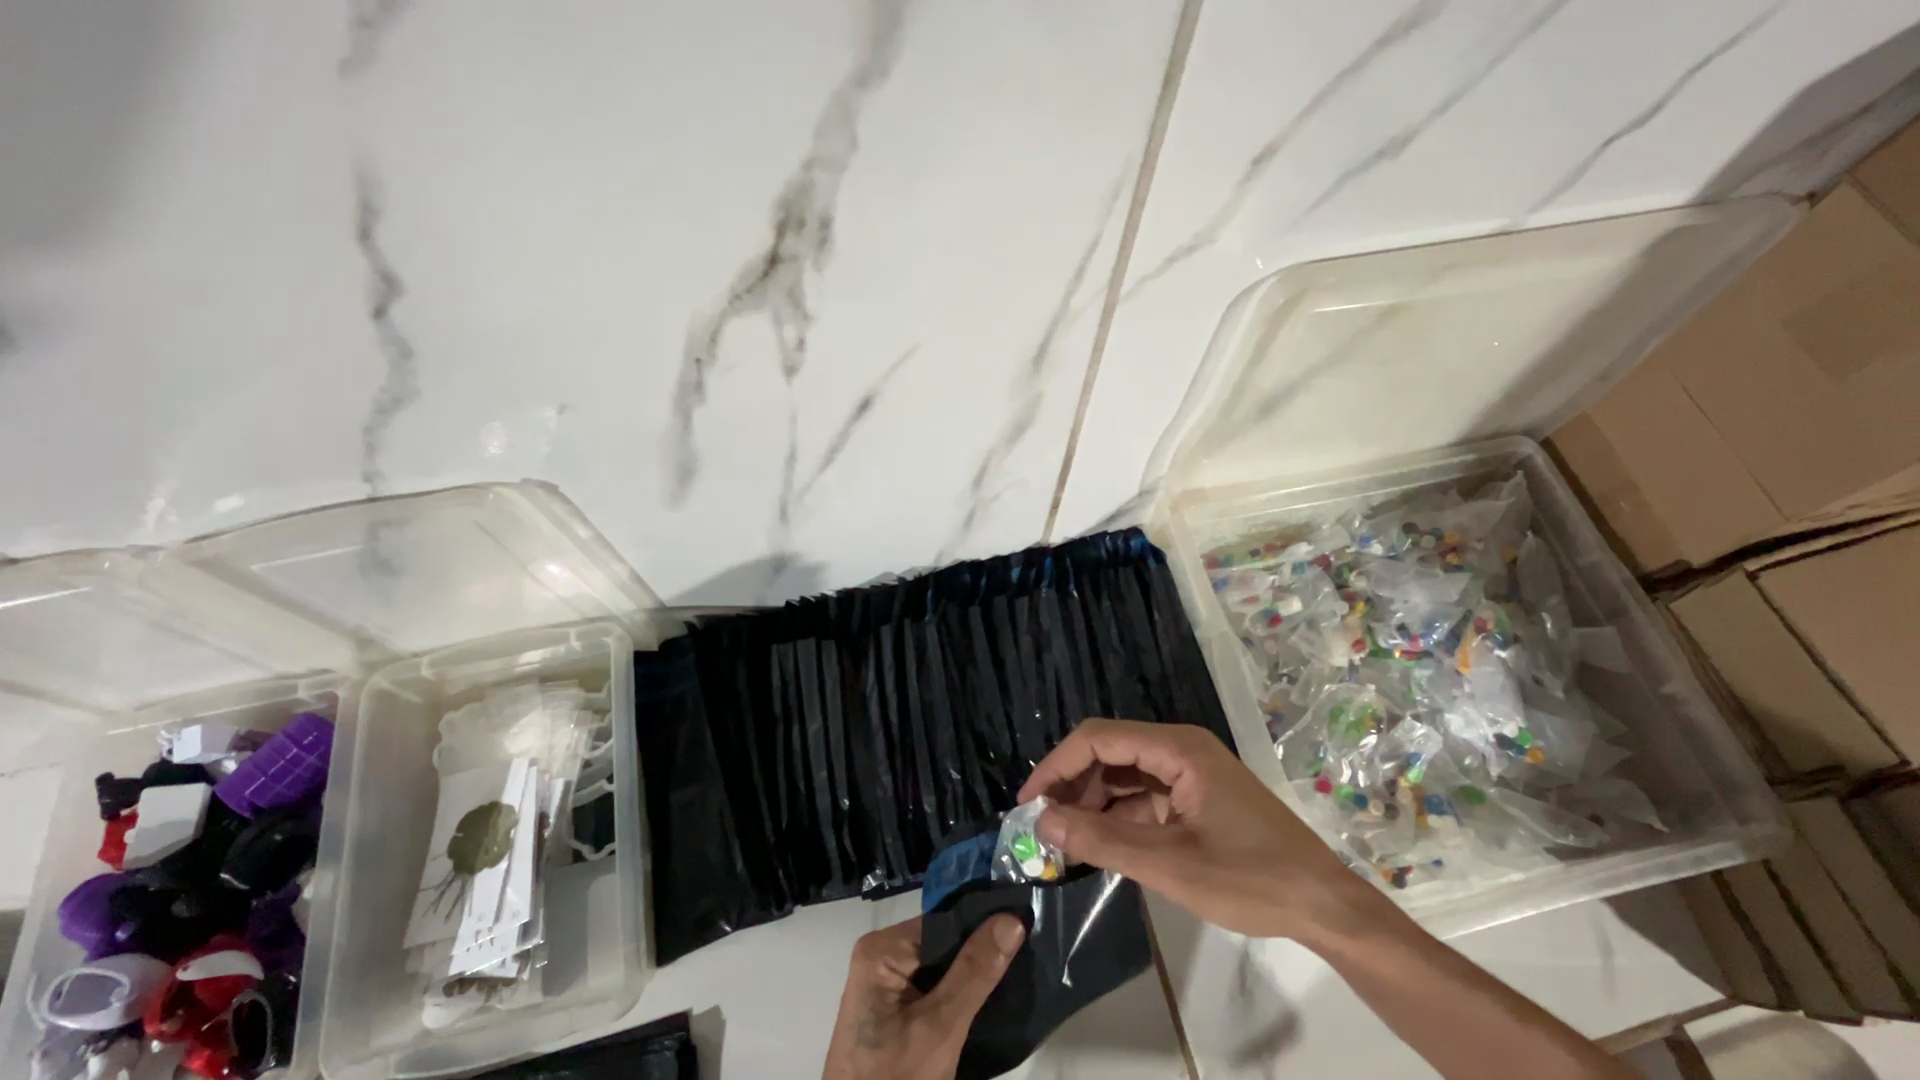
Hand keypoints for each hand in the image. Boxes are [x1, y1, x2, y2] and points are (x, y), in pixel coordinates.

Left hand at [822, 913, 1025, 1079]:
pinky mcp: (895, 1009)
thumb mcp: (940, 1027)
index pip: (944, 921)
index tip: (1027, 923)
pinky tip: (992, 996)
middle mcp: (881, 957)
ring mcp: (886, 984)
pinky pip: (935, 987)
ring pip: (943, 966)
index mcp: (882, 950)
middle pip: (944, 942)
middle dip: (982, 951)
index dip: (984, 924)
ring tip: (1021, 969)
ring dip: (975, 974)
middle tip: (1030, 949)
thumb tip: (1011, 919)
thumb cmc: (896, 1078)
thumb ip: (974, 973)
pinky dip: (961, 994)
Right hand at [1019, 718, 1388, 943]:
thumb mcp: (1169, 865)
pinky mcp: (1196, 799)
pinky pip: (1143, 798)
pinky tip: (1097, 845)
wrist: (1324, 906)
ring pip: (1123, 777)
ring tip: (1062, 842)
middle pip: (1109, 753)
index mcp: (1178, 749)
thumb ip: (1101, 841)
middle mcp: (1181, 750)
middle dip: (1071, 786)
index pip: (1098, 739)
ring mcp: (1190, 775)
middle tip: (1042, 829)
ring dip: (1091, 804)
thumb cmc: (1251, 880)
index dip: (1056, 766)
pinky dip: (1117, 818)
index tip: (1027, 805)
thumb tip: (1041, 823)